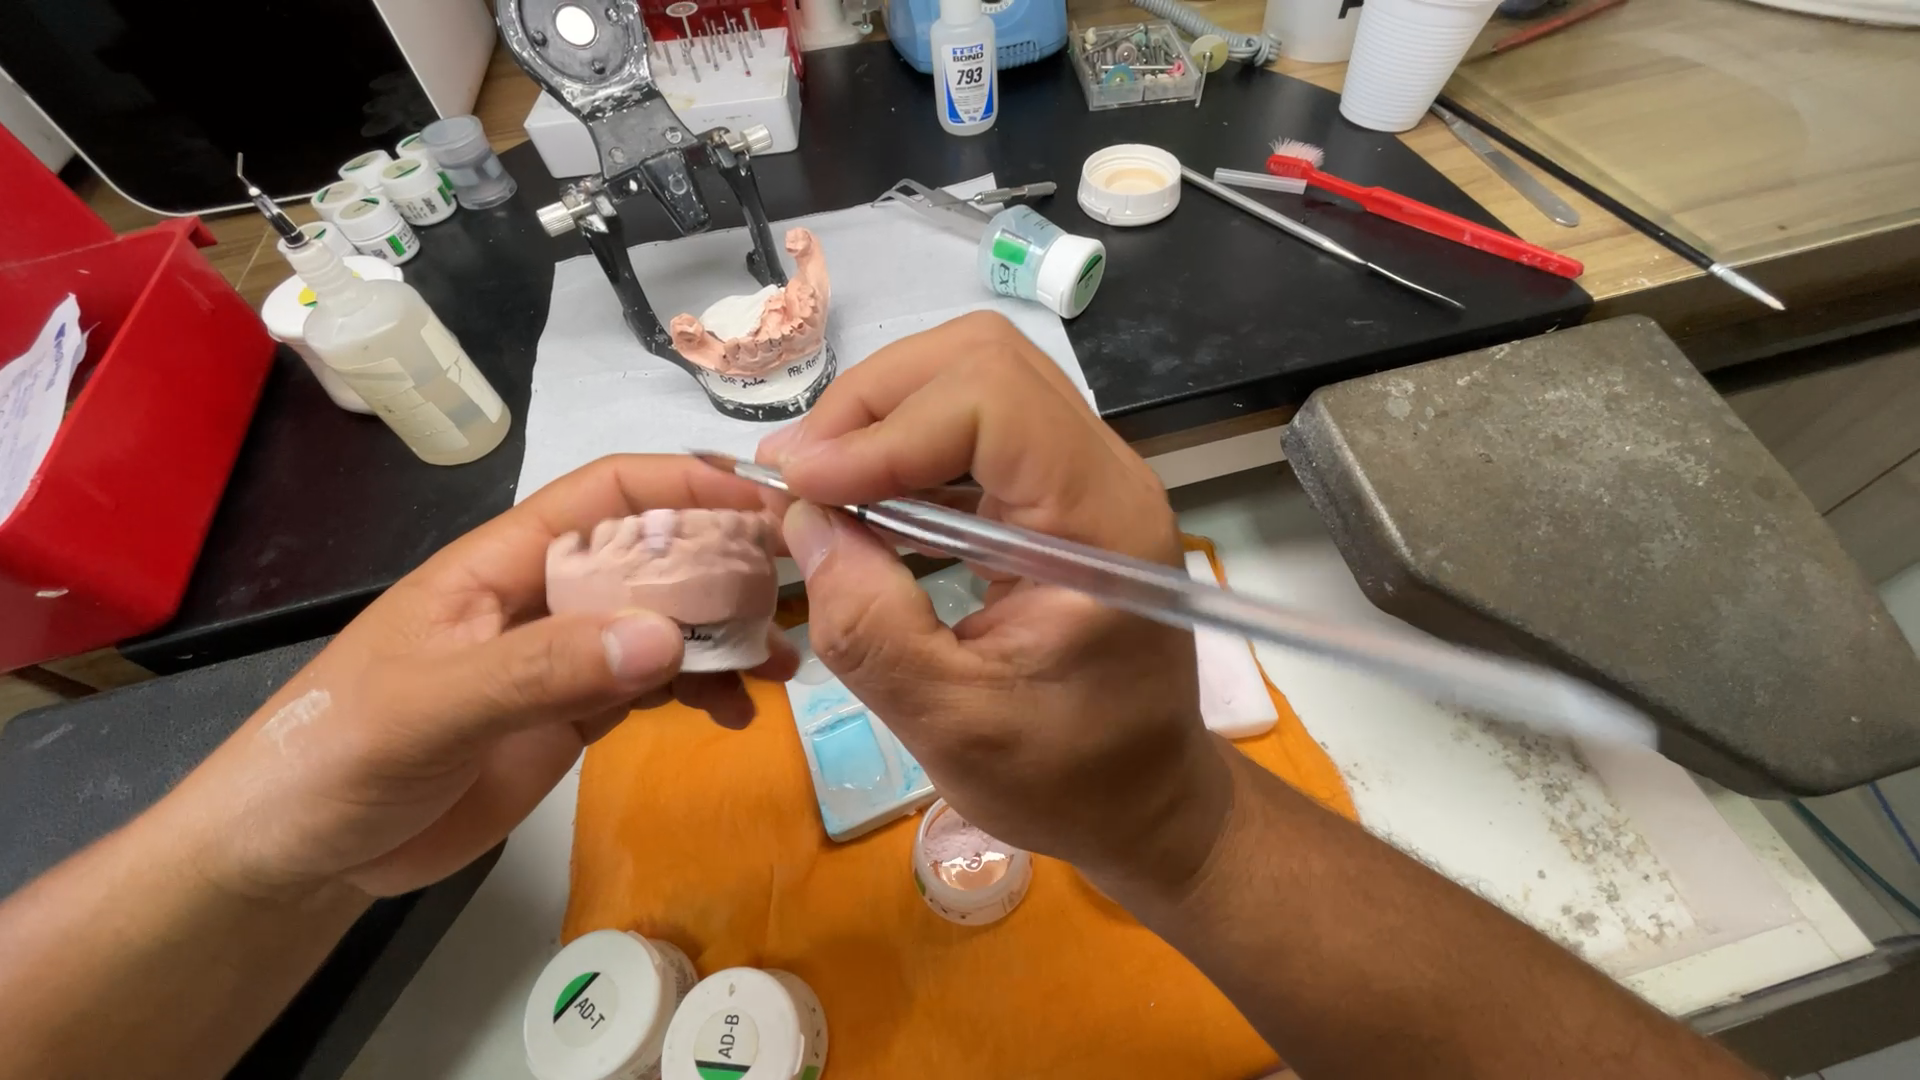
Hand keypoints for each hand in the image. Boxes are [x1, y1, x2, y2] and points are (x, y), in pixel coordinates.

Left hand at [167, 456, 797, 899]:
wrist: (302, 857)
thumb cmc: (338, 757)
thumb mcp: (432, 707)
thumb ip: (544, 669)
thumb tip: (667, 637)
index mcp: (509, 561)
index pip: (609, 494)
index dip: (685, 484)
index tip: (760, 503)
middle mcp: (553, 595)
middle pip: (658, 554)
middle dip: (728, 563)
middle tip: (794, 586)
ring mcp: (573, 654)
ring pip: (670, 621)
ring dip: (729, 635)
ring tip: (781, 664)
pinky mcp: (585, 707)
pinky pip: (662, 683)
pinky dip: (705, 690)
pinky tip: (735, 713)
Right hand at [757, 312, 1231, 890]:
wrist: (1142, 794)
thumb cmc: (1068, 777)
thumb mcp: (953, 726)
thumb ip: (870, 626)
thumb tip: (803, 521)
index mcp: (1100, 522)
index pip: (995, 399)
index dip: (887, 427)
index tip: (806, 488)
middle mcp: (1102, 473)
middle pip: (982, 360)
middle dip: (874, 402)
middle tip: (803, 474)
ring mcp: (1082, 475)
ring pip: (975, 378)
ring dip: (884, 417)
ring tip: (822, 482)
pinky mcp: (1055, 492)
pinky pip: (974, 428)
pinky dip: (905, 446)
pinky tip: (866, 497)